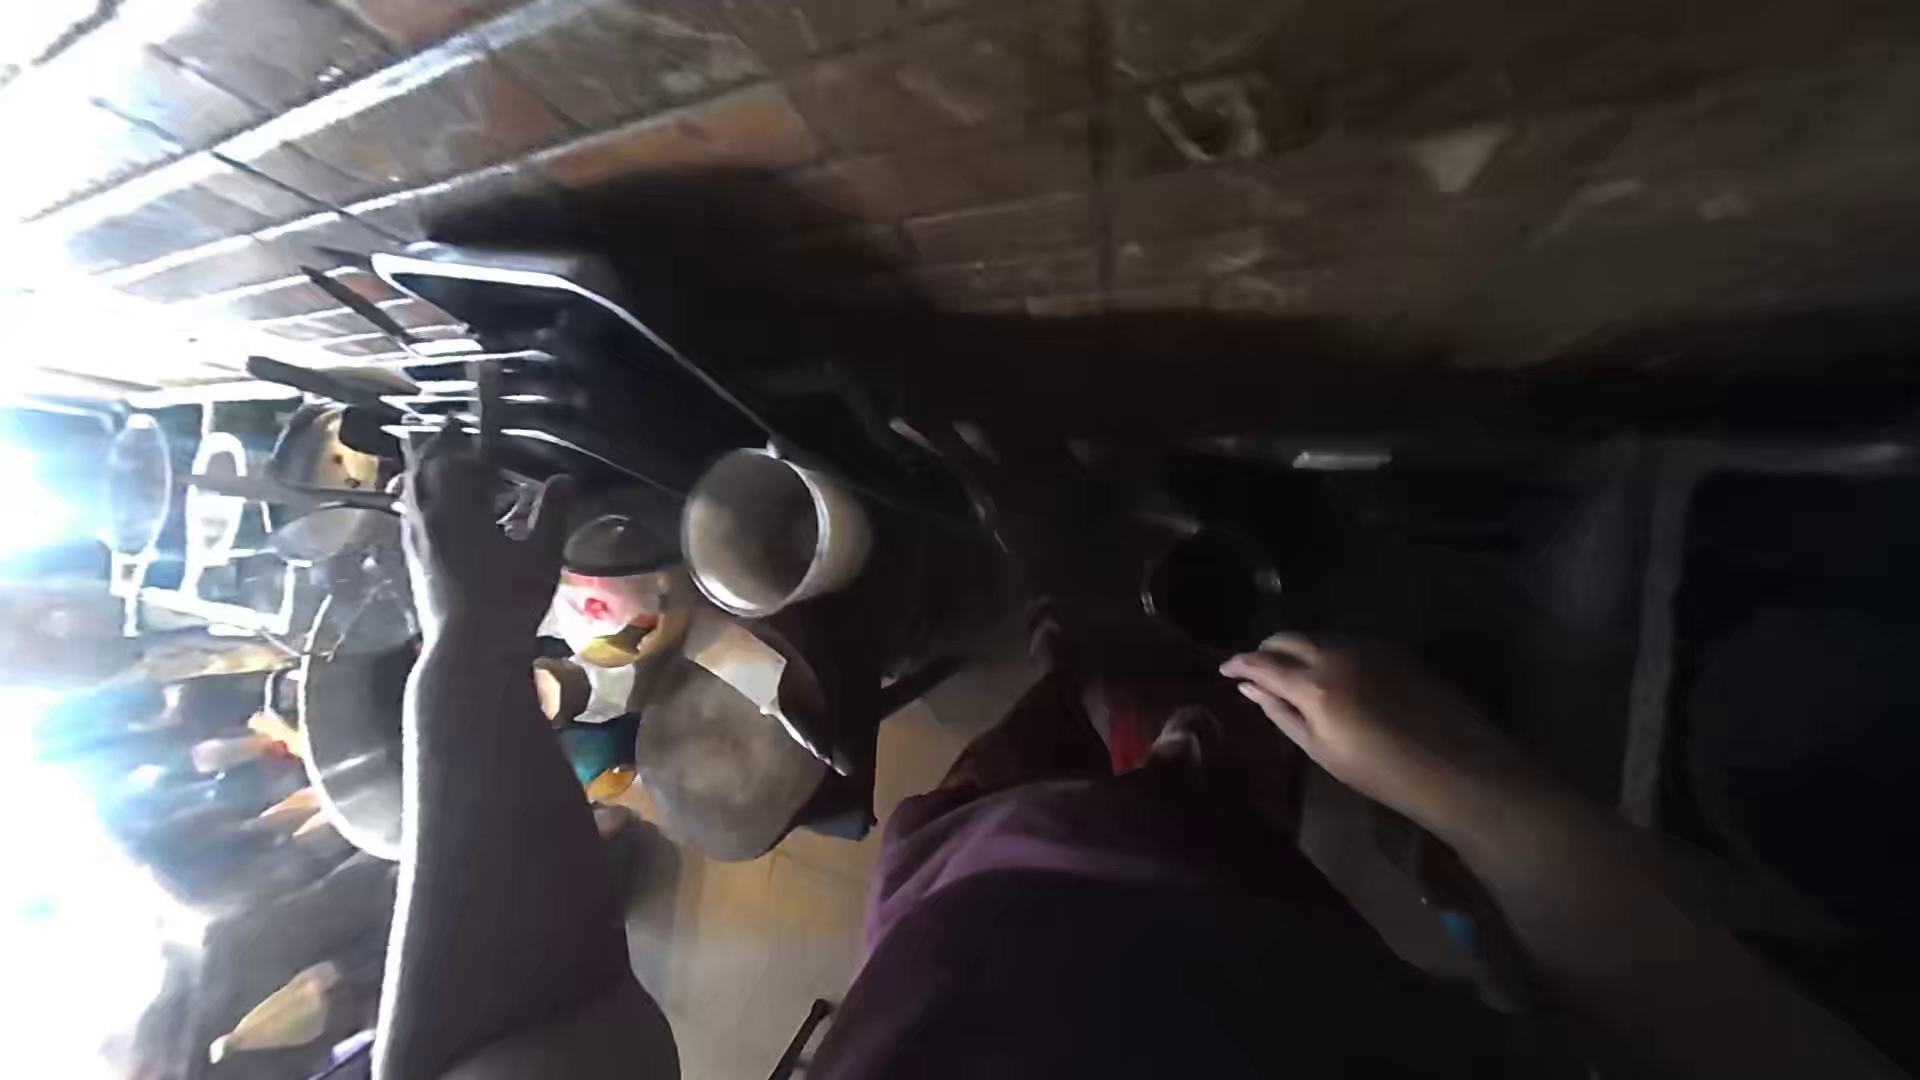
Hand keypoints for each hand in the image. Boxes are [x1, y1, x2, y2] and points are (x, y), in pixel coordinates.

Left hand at [402, 441, 573, 644]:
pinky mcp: (413, 559)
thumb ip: (552, 511)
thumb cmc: (512, 597)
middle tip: (456, 437)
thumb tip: (565, 478)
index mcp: (458, 510)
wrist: (471, 645)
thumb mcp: (543, 552)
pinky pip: (412, 514)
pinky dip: (426, 500)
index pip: (457, 461)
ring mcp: (414, 539)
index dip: (472, 444)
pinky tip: (446, 512)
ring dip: (428, 473)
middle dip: (439, 449)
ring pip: (411, 491)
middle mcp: (427, 518)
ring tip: (448, 469)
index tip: (483, 432)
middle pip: (422, 469)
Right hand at [1220, 635, 1543, 829]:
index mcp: (1313, 685)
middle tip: (1257, 670)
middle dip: (1264, 650)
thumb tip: (1247, 688)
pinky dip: (1325, 649)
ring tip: (1293, 671)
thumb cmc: (1383, 774)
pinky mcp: (1392, 650)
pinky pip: (1344, 639)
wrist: (1464, 773)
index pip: (1261, 662)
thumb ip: (1279, 713)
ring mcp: (1367, 648)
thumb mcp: (1320, 750)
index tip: (1224, 669)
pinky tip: (1332, 672)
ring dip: (1295, 648)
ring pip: (1314, 635)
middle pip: (1285, 638)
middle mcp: (1335, 655)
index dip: (1237, 663)